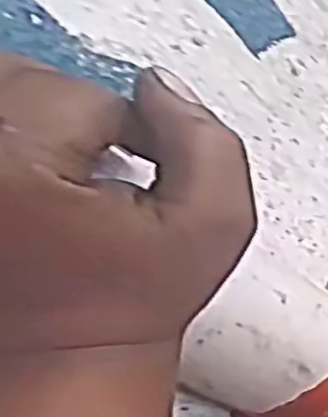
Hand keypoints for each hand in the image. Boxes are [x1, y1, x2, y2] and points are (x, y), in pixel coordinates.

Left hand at [0, 56, 253, 357]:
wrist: (59, 342)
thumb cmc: (133, 293)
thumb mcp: (217, 230)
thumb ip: (212, 152)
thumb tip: (168, 90)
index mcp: (10, 157)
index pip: (81, 95)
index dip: (136, 133)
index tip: (146, 176)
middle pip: (13, 75)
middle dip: (68, 117)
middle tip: (97, 175)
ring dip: (28, 119)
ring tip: (54, 174)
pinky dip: (8, 133)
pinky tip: (24, 173)